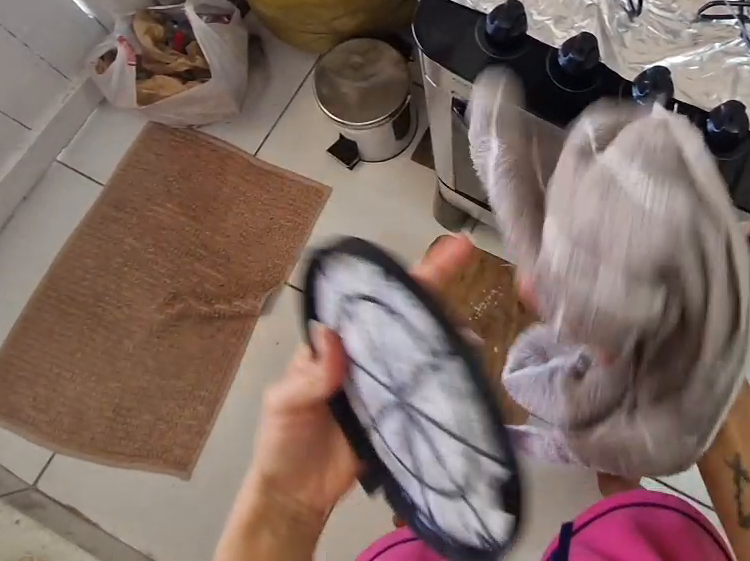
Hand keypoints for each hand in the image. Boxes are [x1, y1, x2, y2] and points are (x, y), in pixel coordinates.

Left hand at [243, 234, 479, 527]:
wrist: (296, 499)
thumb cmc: (283, 443)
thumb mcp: (281, 404)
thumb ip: (306, 376)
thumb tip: (331, 335)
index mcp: (341, 341)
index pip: (374, 300)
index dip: (408, 276)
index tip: (444, 250)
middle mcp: (369, 353)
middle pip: (407, 317)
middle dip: (437, 297)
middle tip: (464, 287)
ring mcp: (389, 382)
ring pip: (424, 348)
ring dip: (448, 337)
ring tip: (468, 338)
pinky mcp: (403, 412)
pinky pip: (429, 388)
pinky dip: (449, 376)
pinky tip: (467, 370)